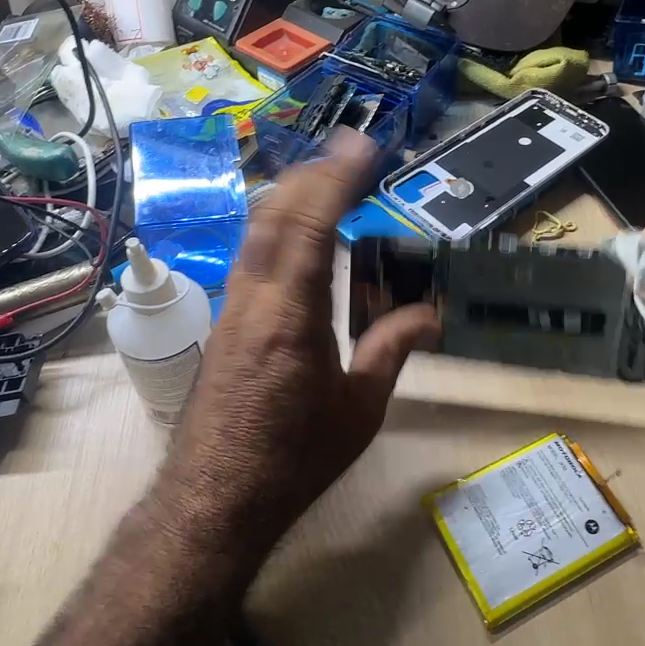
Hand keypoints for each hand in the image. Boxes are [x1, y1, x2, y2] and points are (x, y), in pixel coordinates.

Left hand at [160, 130, 437, 544]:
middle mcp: (253, 297)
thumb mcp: (359, 409)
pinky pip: (251, 256)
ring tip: (326, 181)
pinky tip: (295, 236)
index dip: (336, 178)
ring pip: (256, 232)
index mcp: (290, 314)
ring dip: (290, 197)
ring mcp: (232, 307)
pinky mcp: (225, 322)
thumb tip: (430, 315)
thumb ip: (392, 350)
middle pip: (275, 214)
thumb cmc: (293, 459)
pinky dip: (276, 228)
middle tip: (349, 152)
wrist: (214, 500)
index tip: (361, 145)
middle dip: (312, 174)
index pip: (310, 224)